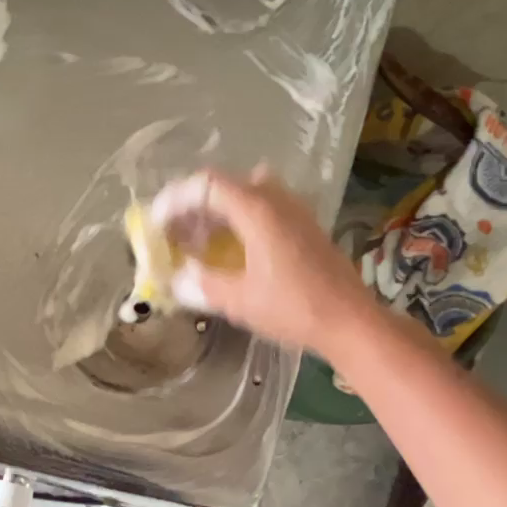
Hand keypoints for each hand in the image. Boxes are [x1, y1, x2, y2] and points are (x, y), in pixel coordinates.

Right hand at [154, 168, 372, 353]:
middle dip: (194, 207)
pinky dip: (240, 220)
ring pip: (246, 195)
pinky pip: (264, 208)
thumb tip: (176, 281)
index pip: (206, 186)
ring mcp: (295, 210)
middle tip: (175, 235)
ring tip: (200, 242)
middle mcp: (277, 199)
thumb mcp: (239, 300)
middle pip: (225, 186)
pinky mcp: (305, 226)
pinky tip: (232, 251)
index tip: (157, 224)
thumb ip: (202, 285)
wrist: (349, 320)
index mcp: (257, 210)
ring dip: (218, 213)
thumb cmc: (293, 308)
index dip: (175, 201)